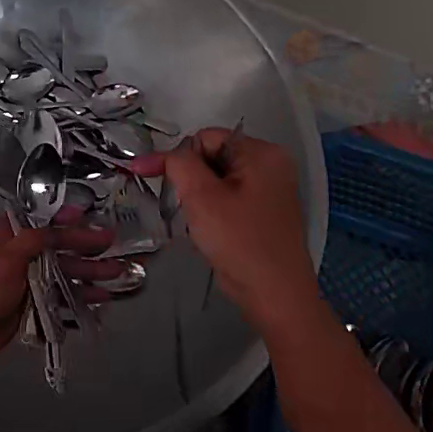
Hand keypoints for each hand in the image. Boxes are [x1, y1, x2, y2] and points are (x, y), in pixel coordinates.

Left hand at [0, 208, 116, 367]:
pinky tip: (101, 297)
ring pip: (64, 273)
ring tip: (117, 272)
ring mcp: (27, 282)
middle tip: (112, 242)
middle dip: (85, 245)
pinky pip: (61, 297)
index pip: (38, 221)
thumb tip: (57, 225)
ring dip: (89, 272)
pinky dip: (80, 297)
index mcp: (6, 238)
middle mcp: (19, 256)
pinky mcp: (34, 304)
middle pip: (57, 247)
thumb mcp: (6, 259)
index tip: (86, 215)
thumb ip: (33, 240)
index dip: (62, 217)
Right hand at [133, 129, 319, 323]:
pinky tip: (213, 232)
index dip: (179, 158)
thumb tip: (162, 155)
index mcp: (262, 152)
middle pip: (213, 156)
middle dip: (192, 180)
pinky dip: (214, 210)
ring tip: (200, 223)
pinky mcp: (267, 212)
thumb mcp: (201, 197)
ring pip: (218, 179)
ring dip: (201, 197)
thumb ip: (179, 165)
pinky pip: (230, 198)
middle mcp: (272, 164)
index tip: (158, 181)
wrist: (274, 293)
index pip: (206, 138)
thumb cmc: (238, 241)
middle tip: (186, 208)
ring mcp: (272, 189)